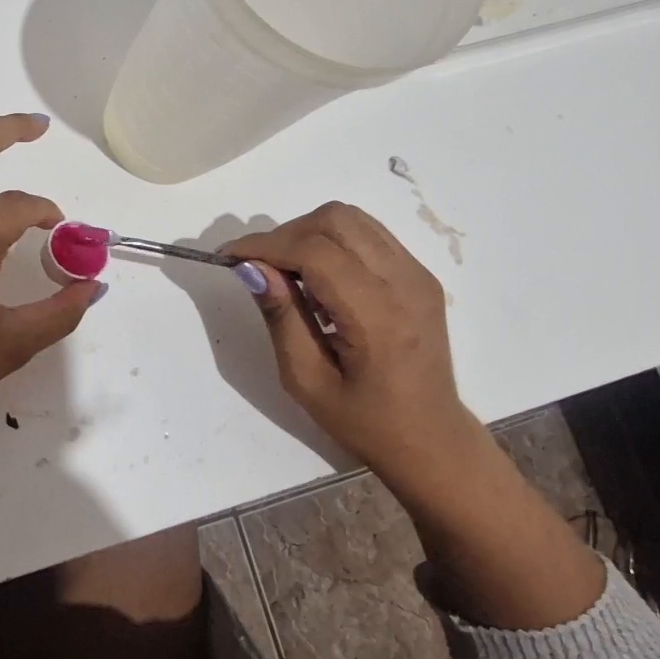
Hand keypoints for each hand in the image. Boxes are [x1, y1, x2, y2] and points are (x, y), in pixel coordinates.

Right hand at [222, 203, 476, 472]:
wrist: (430, 439)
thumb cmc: (364, 421)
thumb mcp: (306, 380)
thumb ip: (281, 318)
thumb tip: (252, 269)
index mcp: (378, 317)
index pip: (316, 252)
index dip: (266, 245)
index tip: (230, 257)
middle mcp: (405, 284)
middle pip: (335, 220)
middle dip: (286, 235)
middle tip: (260, 268)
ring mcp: (418, 275)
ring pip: (352, 219)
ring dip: (309, 234)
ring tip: (288, 274)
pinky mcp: (419, 275)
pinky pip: (368, 235)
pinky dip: (332, 243)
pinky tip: (319, 280)